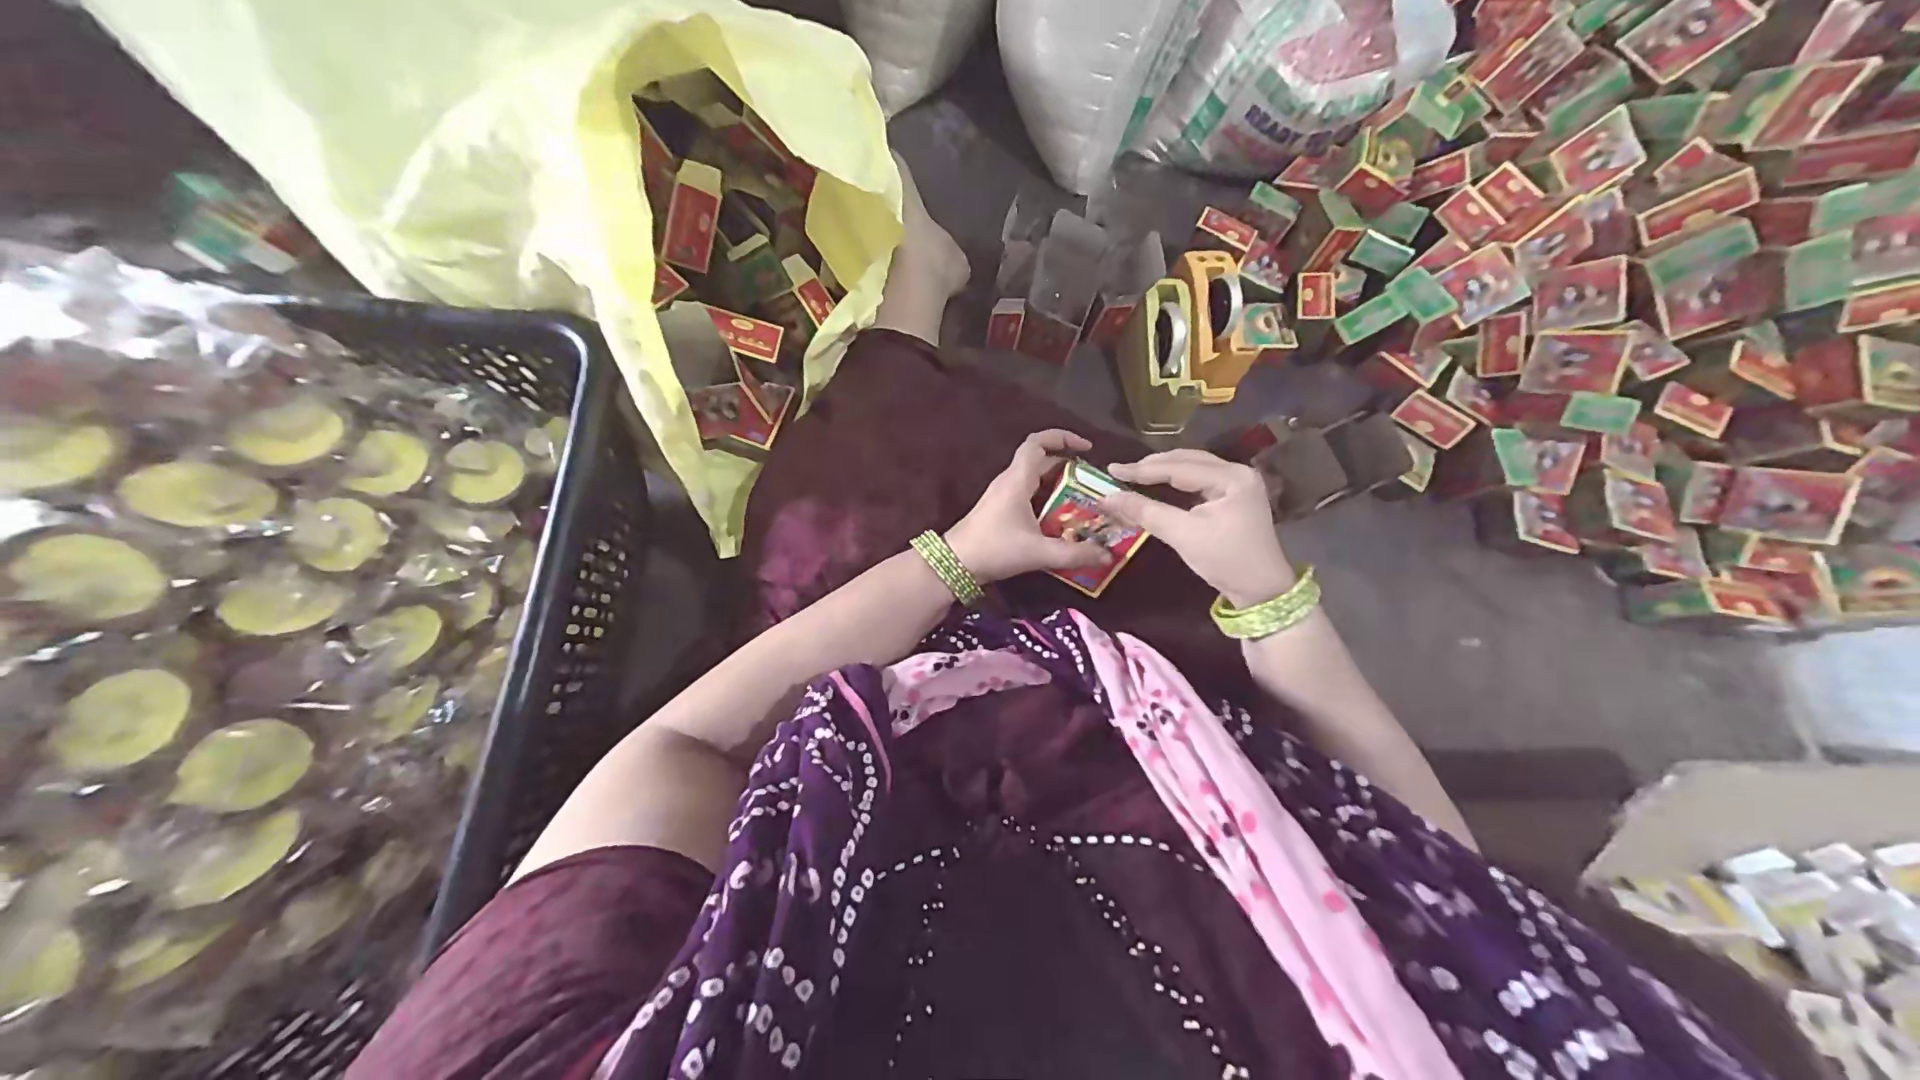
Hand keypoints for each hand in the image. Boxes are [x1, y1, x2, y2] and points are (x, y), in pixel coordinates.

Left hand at [944, 430, 1108, 583]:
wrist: (955, 564)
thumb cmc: (994, 549)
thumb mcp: (1039, 552)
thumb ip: (1075, 554)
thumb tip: (1108, 556)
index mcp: (1017, 480)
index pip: (1037, 443)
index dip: (1062, 438)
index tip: (1086, 448)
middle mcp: (1009, 482)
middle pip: (1039, 461)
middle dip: (1067, 466)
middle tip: (1090, 482)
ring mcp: (1001, 496)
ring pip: (1033, 479)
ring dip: (1056, 484)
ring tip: (1080, 500)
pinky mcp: (998, 510)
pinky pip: (1026, 494)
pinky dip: (1044, 498)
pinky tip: (1058, 519)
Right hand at [1102, 449, 1297, 607]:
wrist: (1261, 590)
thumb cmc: (1225, 561)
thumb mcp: (1182, 535)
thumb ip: (1145, 512)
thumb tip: (1107, 498)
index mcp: (1232, 477)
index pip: (1179, 466)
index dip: (1142, 469)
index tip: (1112, 469)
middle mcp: (1238, 471)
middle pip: (1187, 459)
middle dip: (1153, 465)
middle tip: (1121, 472)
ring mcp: (1239, 482)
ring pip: (1193, 466)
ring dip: (1164, 470)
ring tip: (1135, 475)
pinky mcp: (1235, 495)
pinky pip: (1200, 479)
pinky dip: (1176, 480)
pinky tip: (1159, 483)